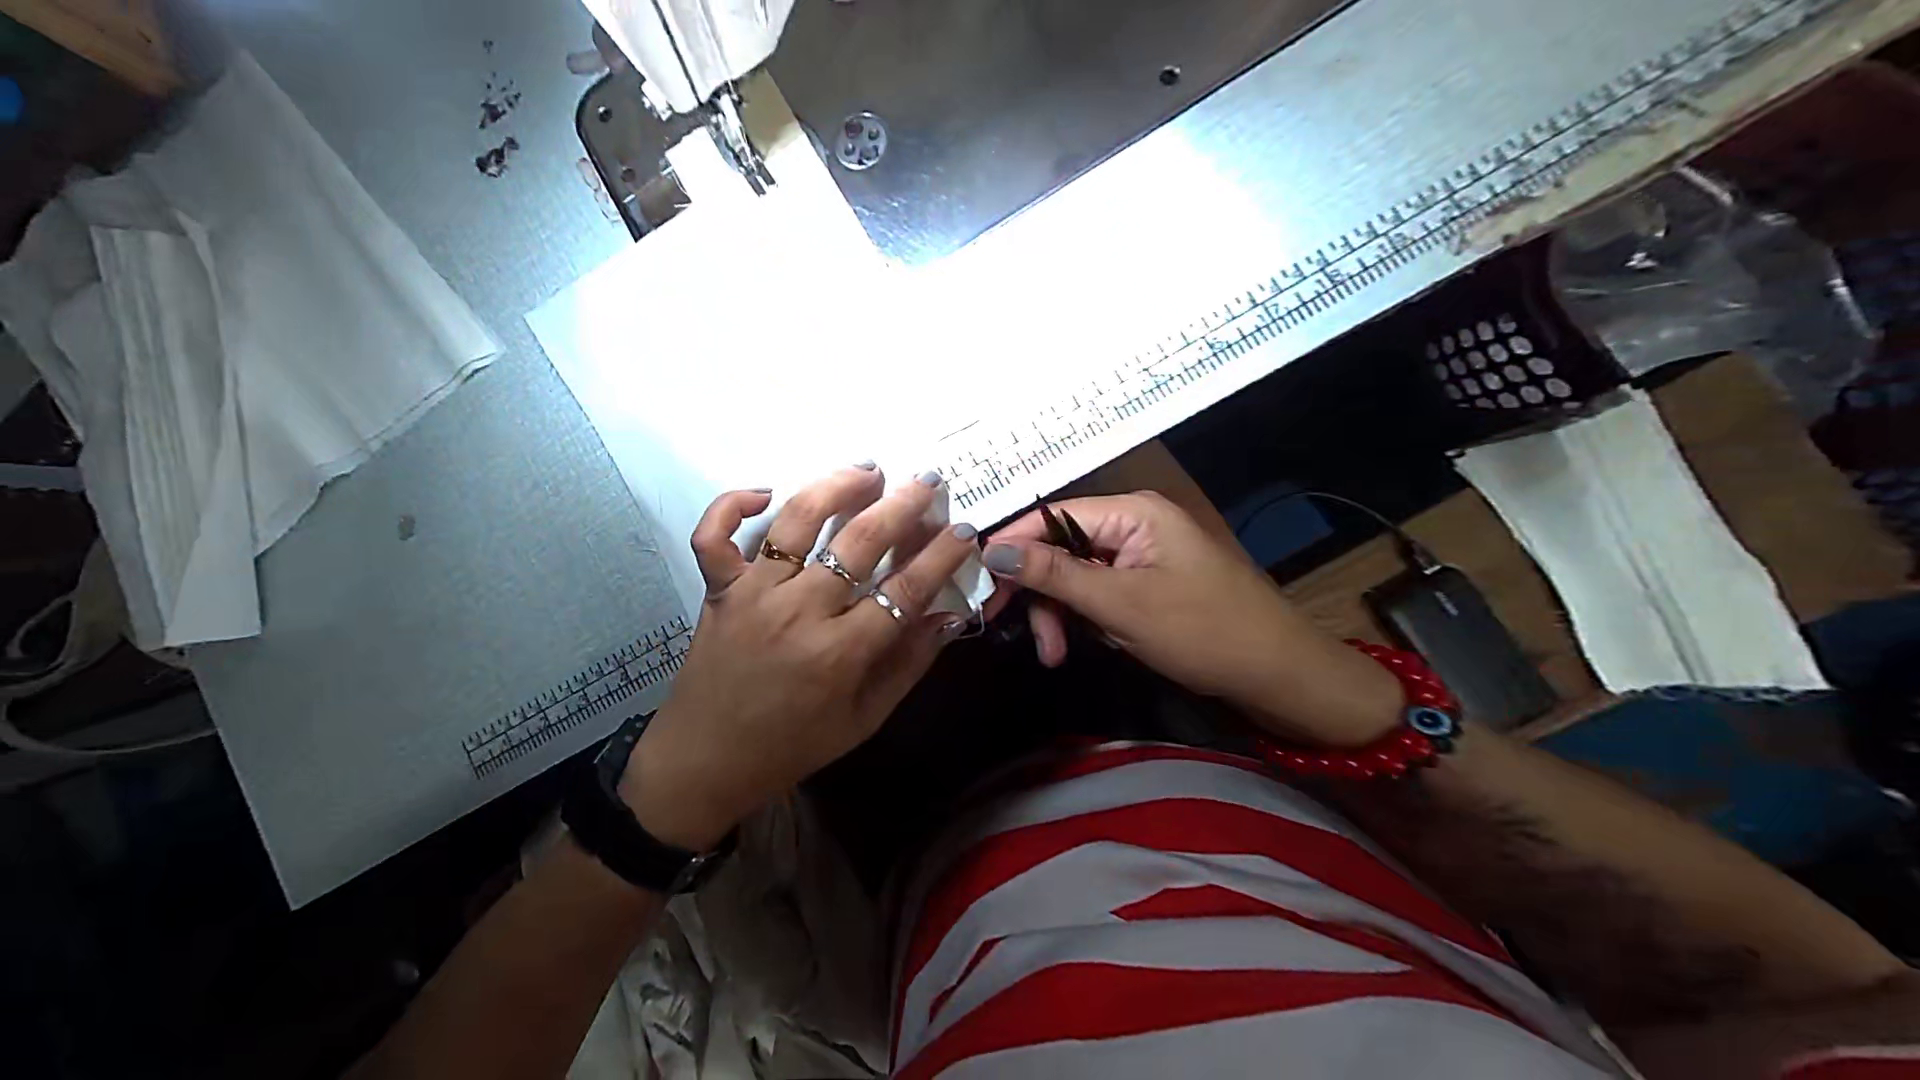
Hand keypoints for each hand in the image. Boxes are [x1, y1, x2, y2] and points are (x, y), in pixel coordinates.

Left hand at [621, 467, 978, 849]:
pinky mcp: (717, 589)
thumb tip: (950, 616)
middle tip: (928, 482)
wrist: (706, 761)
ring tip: (868, 470)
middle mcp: (798, 613)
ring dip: (836, 488)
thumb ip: (909, 665)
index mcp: (839, 653)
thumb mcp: (864, 719)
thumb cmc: (793, 744)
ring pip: (796, 522)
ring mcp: (752, 594)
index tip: (965, 530)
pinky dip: (732, 505)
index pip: (904, 591)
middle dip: (902, 506)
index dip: (940, 557)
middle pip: (858, 543)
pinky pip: (713, 536)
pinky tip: (765, 492)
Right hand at [983, 492, 1402, 748]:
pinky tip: (1083, 646)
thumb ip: (1055, 575)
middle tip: (1024, 637)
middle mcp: (1134, 523)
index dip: (1012, 547)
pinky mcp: (1146, 582)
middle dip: (1041, 593)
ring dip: (1061, 614)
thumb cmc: (1202, 631)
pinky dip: (1084, 620)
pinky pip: (1098, 592)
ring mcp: (1141, 554)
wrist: (1277, 673)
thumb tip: (993, 551)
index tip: (981, 584)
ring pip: (1075, 576)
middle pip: (1060, 548)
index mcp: (1133, 511)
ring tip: (1058, 655)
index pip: (1051, 516)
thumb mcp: (1121, 604)